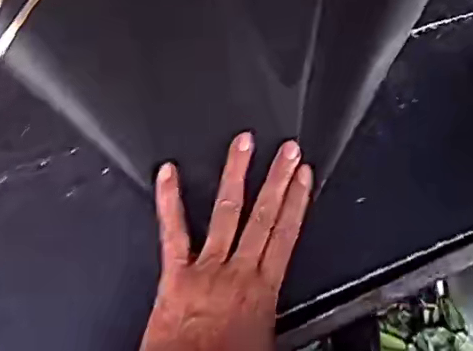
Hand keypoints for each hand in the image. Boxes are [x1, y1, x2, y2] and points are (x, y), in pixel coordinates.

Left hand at [139, 133, 312, 350]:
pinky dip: (169, 200)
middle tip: (288, 149)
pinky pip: (172, 232)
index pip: (285, 235)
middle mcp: (237, 273)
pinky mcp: (174, 277)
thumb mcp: (264, 345)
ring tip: (244, 142)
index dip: (297, 201)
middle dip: (278, 178)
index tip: (304, 175)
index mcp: (261, 292)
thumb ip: (273, 318)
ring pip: (226, 209)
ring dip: (237, 171)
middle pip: (263, 215)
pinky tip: (168, 173)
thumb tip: (290, 321)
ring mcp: (206, 269)